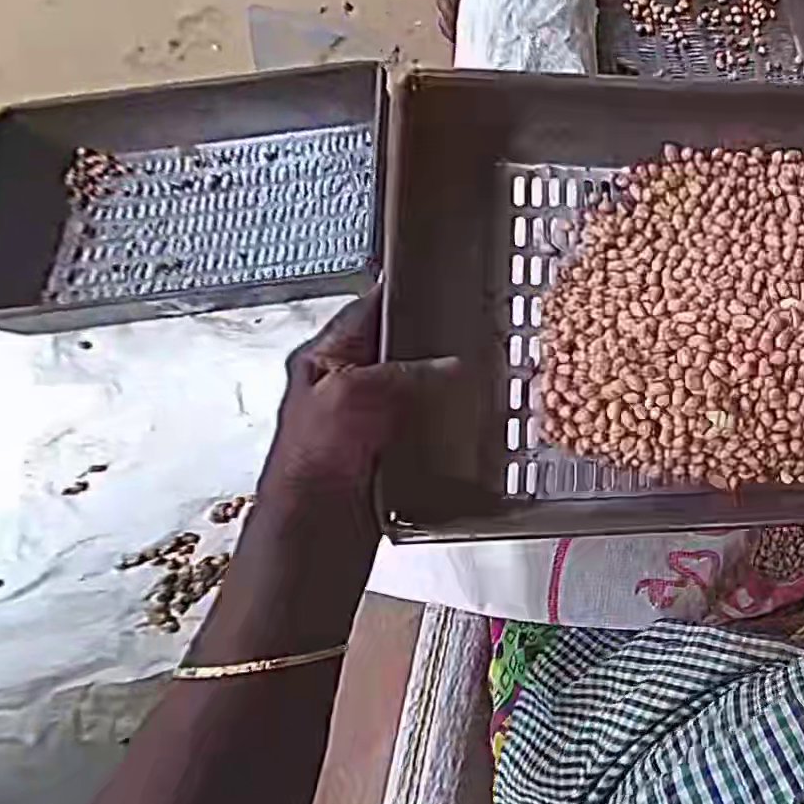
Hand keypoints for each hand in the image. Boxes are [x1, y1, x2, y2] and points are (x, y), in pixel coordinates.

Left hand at [261, 284, 463, 505]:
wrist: (321, 526)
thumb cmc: (316, 459)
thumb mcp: (352, 397)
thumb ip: (401, 373)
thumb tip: (452, 364)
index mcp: (326, 358)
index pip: (370, 309)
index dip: (403, 291)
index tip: (440, 277)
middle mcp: (352, 381)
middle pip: (402, 346)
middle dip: (437, 336)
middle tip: (478, 324)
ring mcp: (376, 413)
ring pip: (421, 381)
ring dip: (449, 375)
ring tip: (487, 362)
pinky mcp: (397, 441)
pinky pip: (432, 415)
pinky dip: (453, 410)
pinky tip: (476, 408)